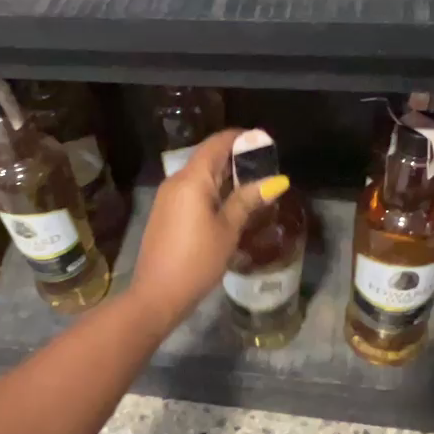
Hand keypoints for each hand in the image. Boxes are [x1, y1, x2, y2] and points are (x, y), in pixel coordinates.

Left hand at [127, 128, 288, 328]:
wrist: (157, 294)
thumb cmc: (197, 260)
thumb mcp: (228, 230)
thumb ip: (248, 200)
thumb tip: (276, 181)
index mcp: (192, 179)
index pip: (217, 143)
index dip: (241, 139)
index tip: (265, 143)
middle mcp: (176, 181)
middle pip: (208, 157)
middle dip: (236, 159)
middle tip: (266, 168)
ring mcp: (168, 197)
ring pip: (199, 175)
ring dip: (225, 177)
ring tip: (253, 187)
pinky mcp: (165, 212)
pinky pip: (191, 191)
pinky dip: (211, 191)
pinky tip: (229, 205)